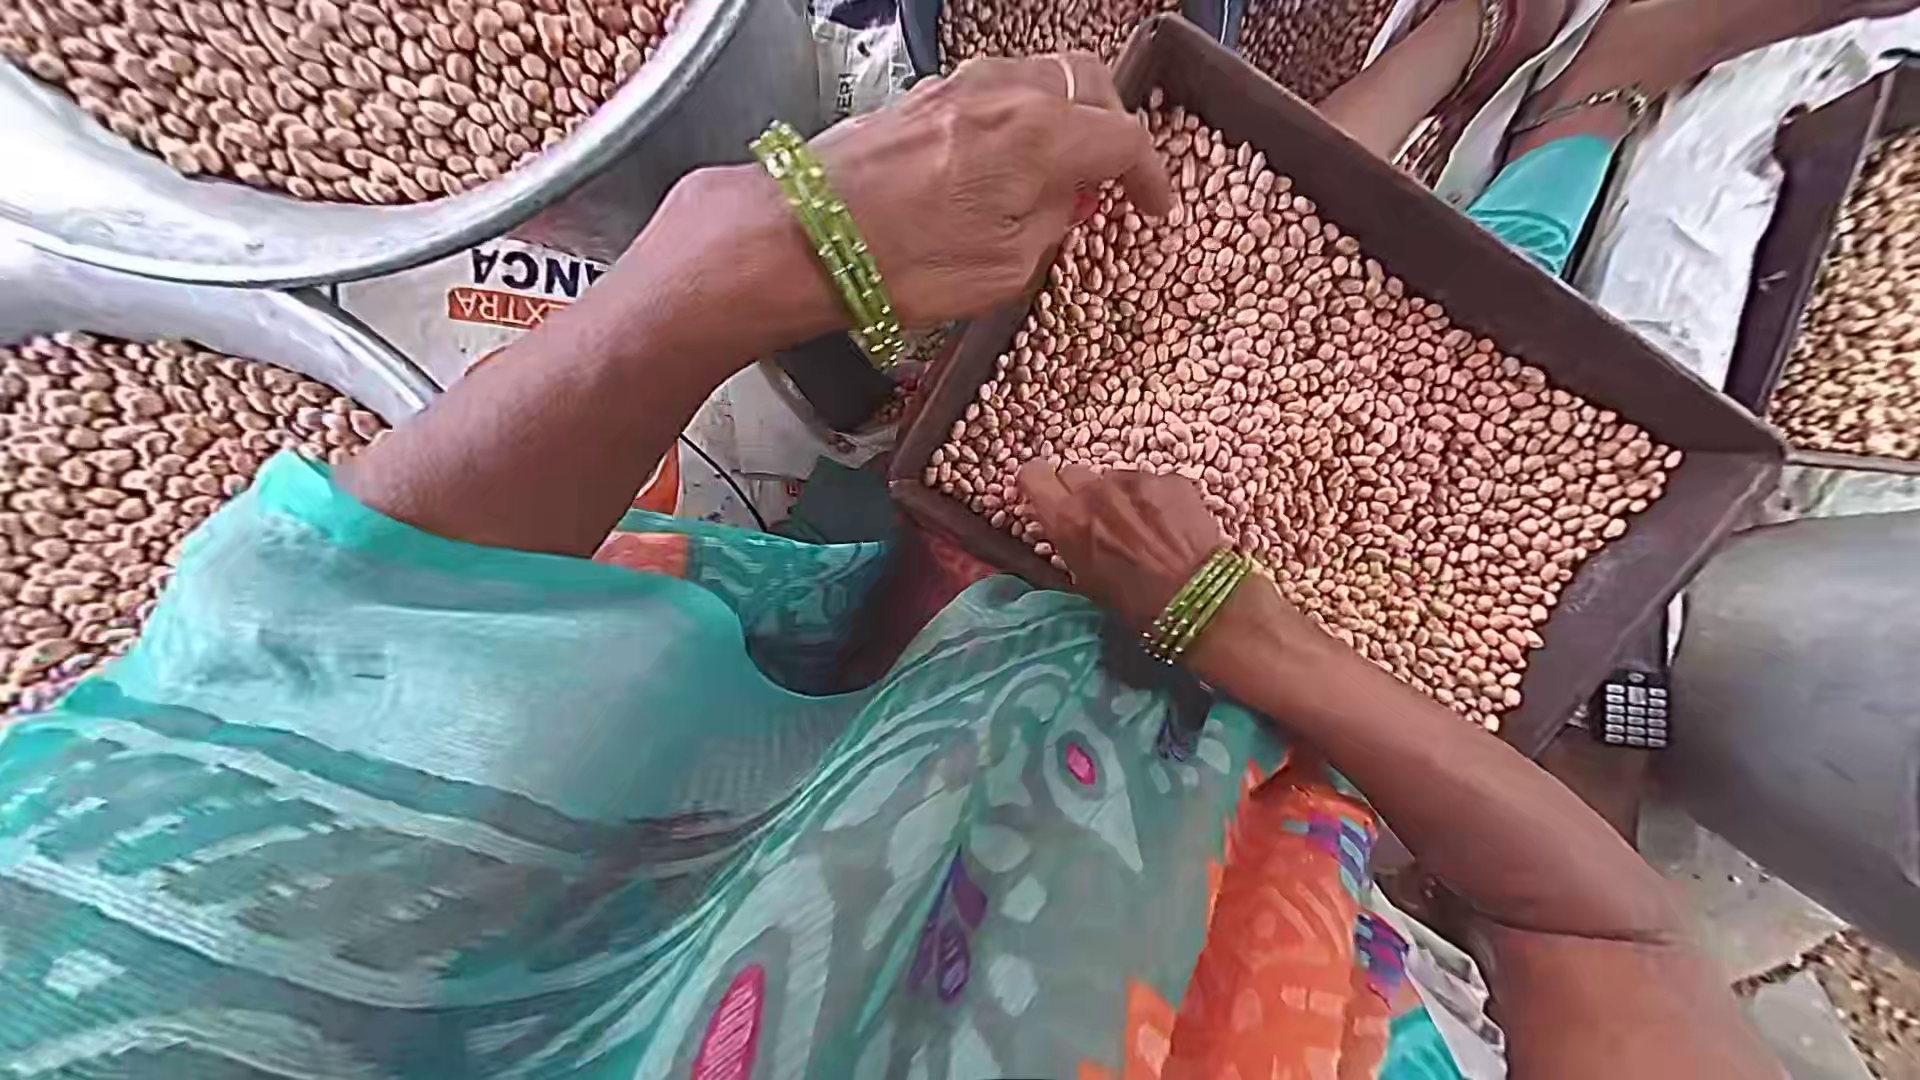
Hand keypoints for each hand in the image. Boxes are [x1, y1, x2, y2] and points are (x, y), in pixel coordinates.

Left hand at [813, 53, 1171, 326]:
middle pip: (1089, 86)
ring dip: (1067, 120)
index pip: (1122, 138)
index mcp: (1039, 136)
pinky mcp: (925, 97)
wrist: (810, 238)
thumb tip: (1069, 199)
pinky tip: (1009, 163)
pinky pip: (997, 93)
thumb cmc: (907, 264)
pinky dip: (1022, 121)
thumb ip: (1051, 225)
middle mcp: (1007, 91)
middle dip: (1112, 131)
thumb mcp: (1003, 270)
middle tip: (1111, 181)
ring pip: (1043, 79)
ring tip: (1061, 174)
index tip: (1156, 207)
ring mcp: (961, 85)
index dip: (1151, 175)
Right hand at [1019, 460, 1227, 628]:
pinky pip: (1150, 481)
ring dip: (1119, 495)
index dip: (1039, 483)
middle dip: (1080, 492)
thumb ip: (1068, 537)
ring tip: (1141, 527)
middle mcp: (1095, 492)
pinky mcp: (1170, 478)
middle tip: (1098, 518)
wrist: (1199, 601)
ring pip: (1113, 477)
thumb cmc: (1133, 604)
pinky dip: (1154, 498)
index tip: (1049, 495)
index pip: (1033, 474)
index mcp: (1067, 519)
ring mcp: (1135, 480)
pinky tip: (1168, 524)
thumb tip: (1066, 521)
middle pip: (1073, 472)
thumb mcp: (1084, 576)